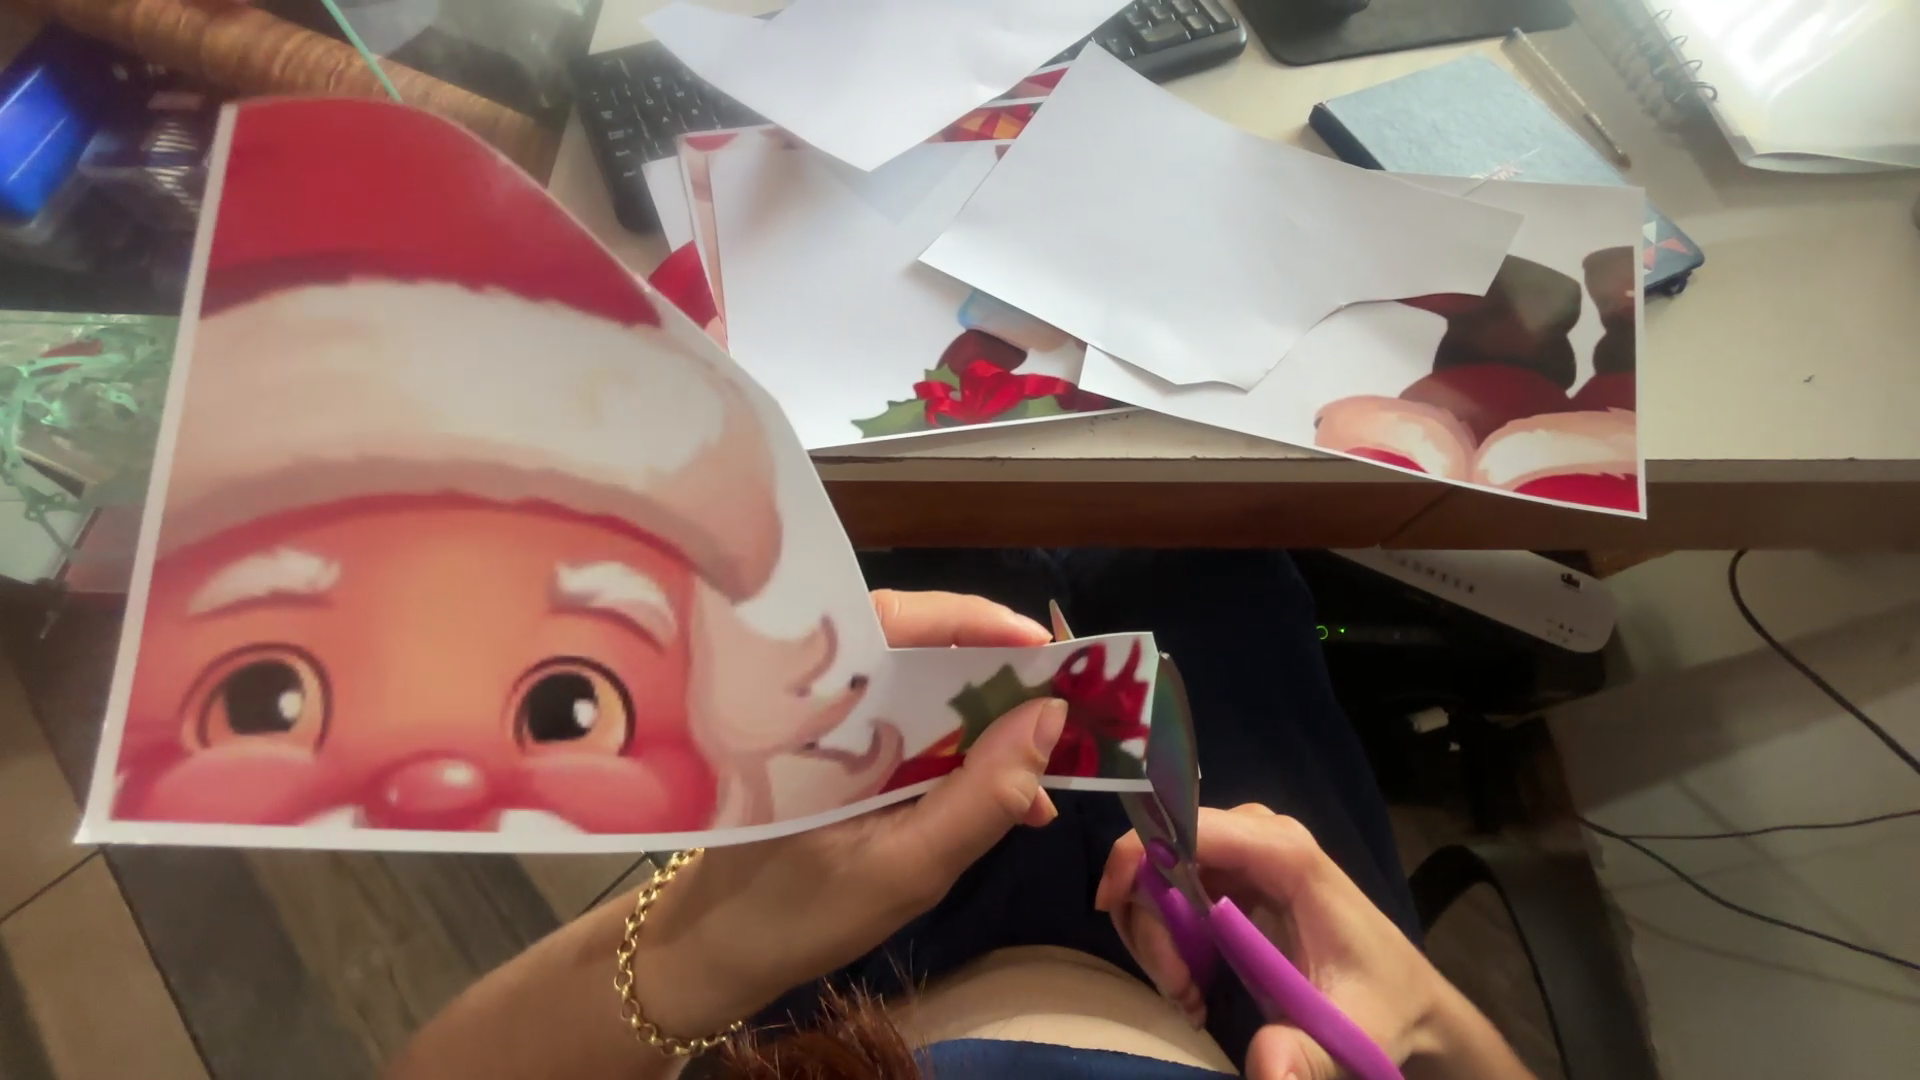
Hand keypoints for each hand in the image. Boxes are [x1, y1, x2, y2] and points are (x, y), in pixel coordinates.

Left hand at [630, 590, 1062, 1038]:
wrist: (726, 951)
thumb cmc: (803, 912)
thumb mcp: (909, 864)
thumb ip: (982, 795)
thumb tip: (1053, 717)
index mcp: (822, 702)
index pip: (899, 622)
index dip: (974, 621)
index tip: (1043, 645)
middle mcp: (832, 692)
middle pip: (922, 647)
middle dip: (998, 665)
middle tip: (1066, 691)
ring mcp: (845, 718)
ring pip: (929, 688)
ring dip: (992, 714)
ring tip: (1051, 752)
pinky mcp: (857, 746)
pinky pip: (923, 728)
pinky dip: (970, 750)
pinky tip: (1013, 790)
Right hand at [1096, 805, 1466, 1079]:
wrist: (1408, 1001)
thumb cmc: (1386, 1007)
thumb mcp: (1354, 1036)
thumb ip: (1309, 1056)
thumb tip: (1266, 1072)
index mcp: (1283, 852)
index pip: (1186, 826)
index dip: (1137, 853)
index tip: (1110, 909)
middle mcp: (1255, 833)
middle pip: (1163, 851)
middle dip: (1153, 924)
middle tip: (1180, 992)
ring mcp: (1241, 850)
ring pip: (1159, 870)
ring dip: (1158, 937)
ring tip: (1190, 996)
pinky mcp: (1231, 870)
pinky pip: (1171, 885)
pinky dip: (1168, 937)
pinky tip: (1195, 983)